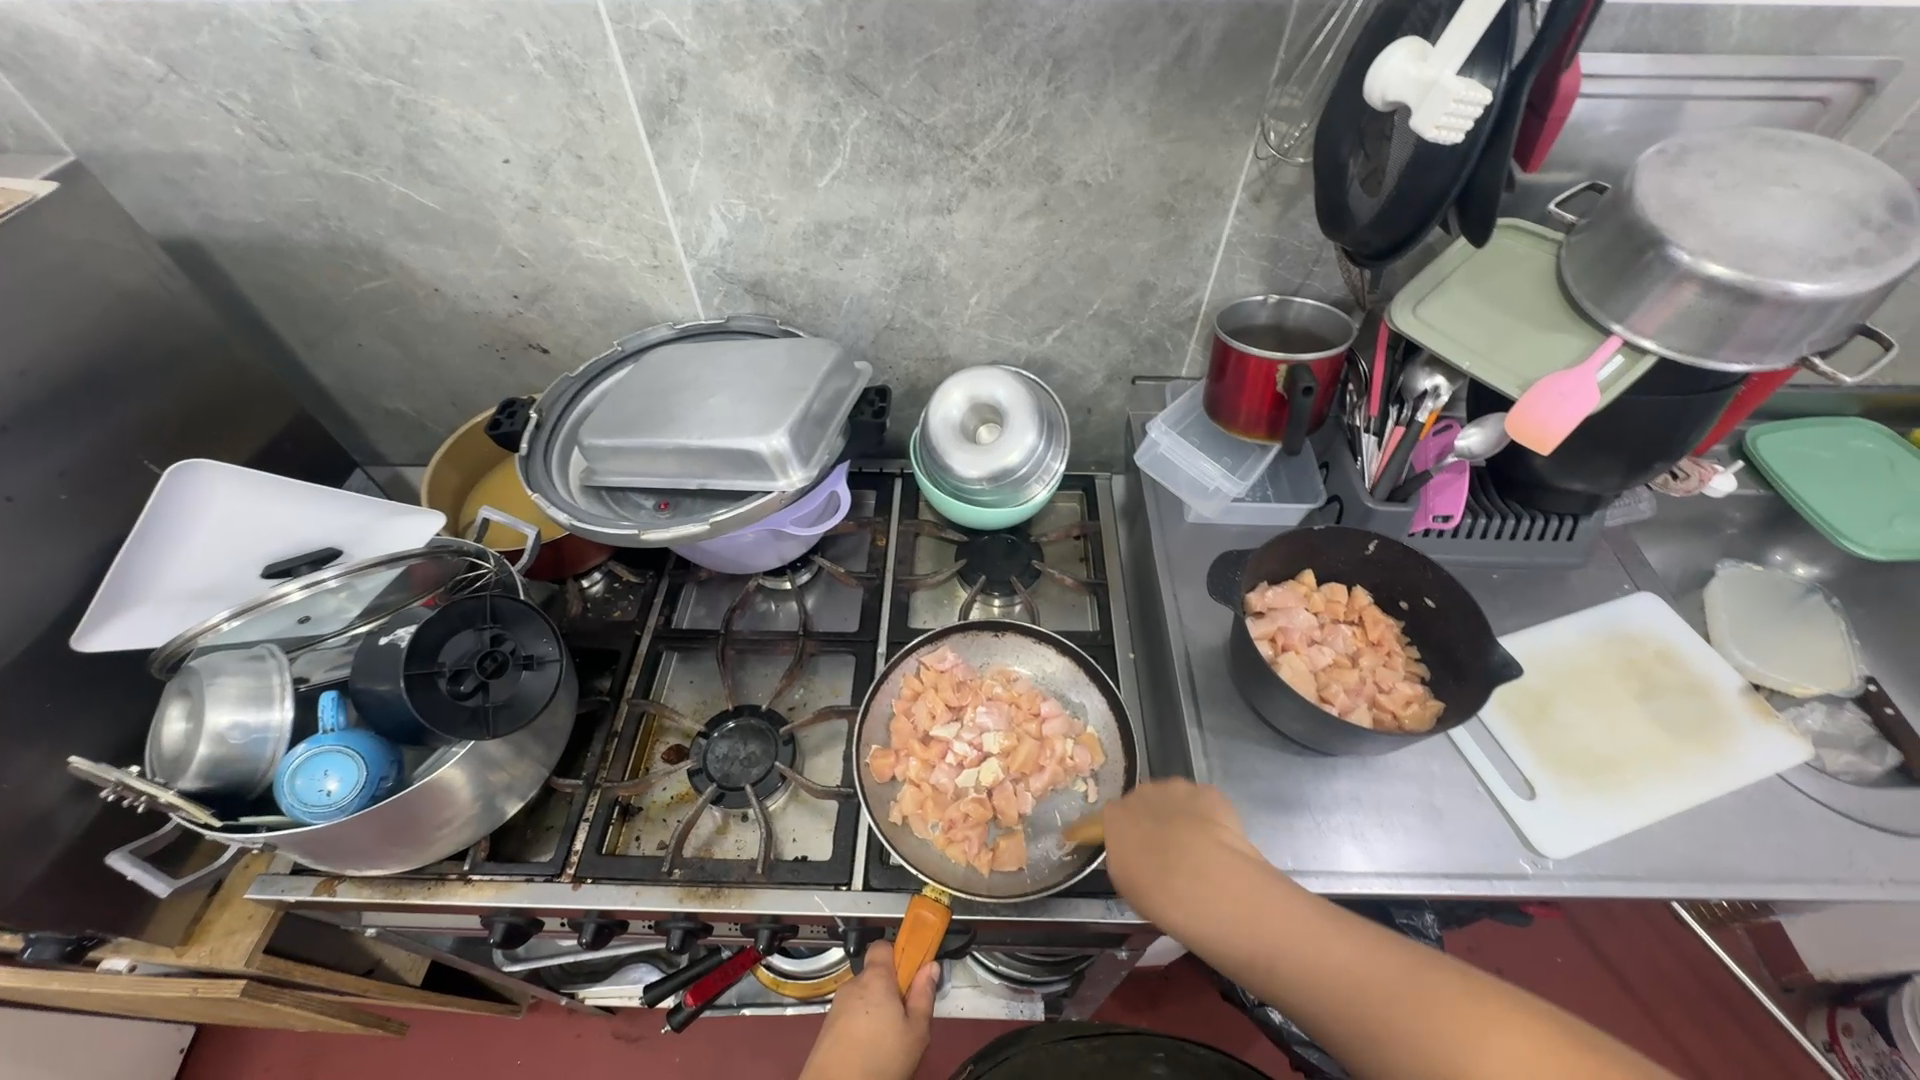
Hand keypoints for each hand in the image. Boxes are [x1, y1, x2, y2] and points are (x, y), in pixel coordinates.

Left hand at [799, 940, 936, 1079]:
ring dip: (875, 1009)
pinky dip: (860, 1024)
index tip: (911, 974)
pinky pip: (850, 1014)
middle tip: (905, 1016)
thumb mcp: (916, 1031)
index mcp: (875, 979)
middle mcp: (853, 985)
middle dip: (890, 990)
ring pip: (863, 997)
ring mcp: (837, 1005)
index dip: (898, 955)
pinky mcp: (827, 1026)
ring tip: (888, 1039)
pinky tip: (870, 1048)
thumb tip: (931, 966)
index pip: (883, 946)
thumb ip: (924, 995)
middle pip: (874, 975)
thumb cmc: (881, 1059)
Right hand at [1103, 778, 1277, 930]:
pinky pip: (1207, 802)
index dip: (1132, 832)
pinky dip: (1213, 816)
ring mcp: (1177, 789)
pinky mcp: (1208, 793)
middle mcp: (1143, 793)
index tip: (1141, 849)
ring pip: (1179, 798)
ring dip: (1185, 814)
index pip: (1118, 816)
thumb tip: (1136, 854)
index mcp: (1116, 815)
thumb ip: (1126, 855)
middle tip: (1172, 849)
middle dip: (1158, 819)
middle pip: (1148, 801)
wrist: (1198, 880)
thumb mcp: (1124, 879)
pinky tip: (1220, 839)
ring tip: (1200, 846)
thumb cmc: (1152, 889)